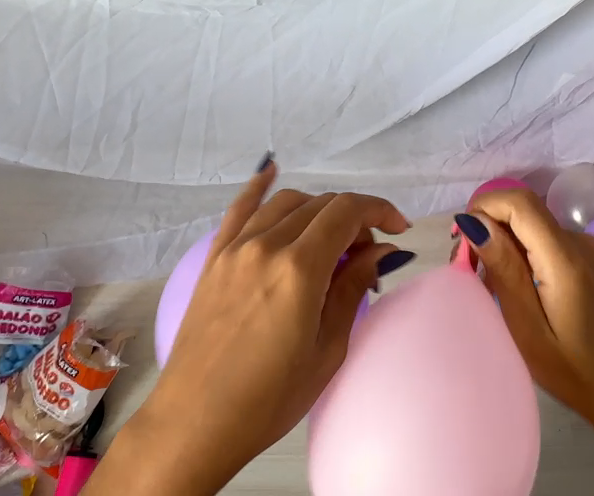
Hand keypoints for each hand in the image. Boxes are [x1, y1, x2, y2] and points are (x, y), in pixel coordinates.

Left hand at [94, 159, 414, 495]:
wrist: (194, 423)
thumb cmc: (269, 399)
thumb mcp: (327, 350)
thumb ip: (354, 289)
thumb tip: (381, 250)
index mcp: (299, 269)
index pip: (347, 211)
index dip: (380, 211)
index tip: (398, 228)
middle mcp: (267, 245)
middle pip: (321, 205)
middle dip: (354, 218)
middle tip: (367, 253)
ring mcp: (236, 248)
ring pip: (287, 202)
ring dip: (318, 209)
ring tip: (331, 238)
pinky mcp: (214, 258)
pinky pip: (239, 209)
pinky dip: (258, 186)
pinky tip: (271, 170)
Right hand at [459, 189, 593, 495]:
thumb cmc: (570, 368)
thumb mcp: (527, 326)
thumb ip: (504, 269)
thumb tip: (475, 222)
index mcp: (565, 257)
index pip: (520, 203)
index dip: (484, 206)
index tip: (459, 238)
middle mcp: (579, 241)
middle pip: (524, 210)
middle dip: (487, 225)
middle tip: (465, 265)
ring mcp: (585, 247)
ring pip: (532, 223)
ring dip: (502, 239)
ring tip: (485, 281)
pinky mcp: (586, 257)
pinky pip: (544, 238)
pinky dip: (520, 249)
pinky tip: (511, 283)